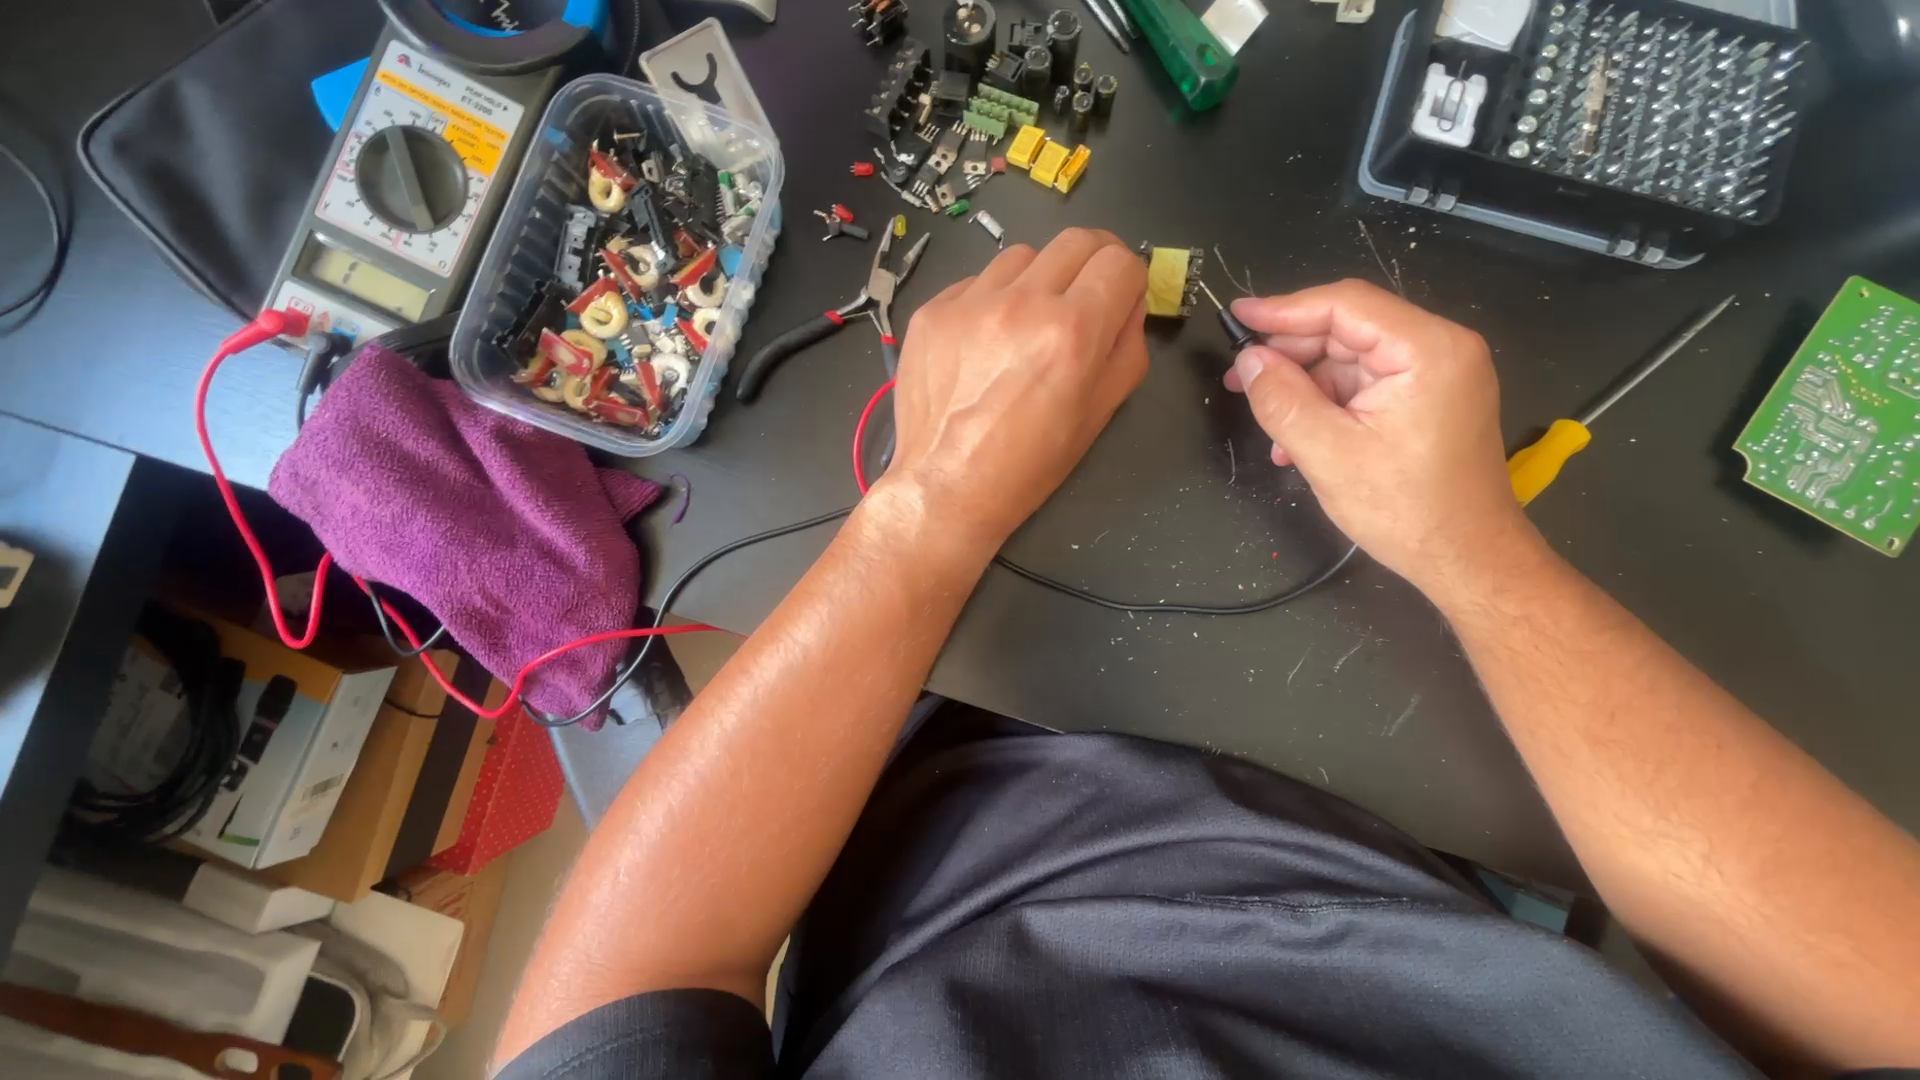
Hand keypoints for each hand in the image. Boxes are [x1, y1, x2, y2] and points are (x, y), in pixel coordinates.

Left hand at [880, 228, 1148, 547]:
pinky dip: (991, 300)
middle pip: (1076, 240)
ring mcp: (970, 303)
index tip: (1120, 297)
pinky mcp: (932, 311)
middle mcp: (1021, 304)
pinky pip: (975, 282)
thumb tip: (1128, 304)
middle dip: (1093, 263)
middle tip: (1086, 296)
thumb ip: (1127, 348)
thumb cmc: (1028, 464)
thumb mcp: (1099, 414)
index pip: (1120, 261)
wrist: (946, 487)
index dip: (1129, 278)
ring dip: (1037, 279)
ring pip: (1022, 255)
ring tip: (1028, 324)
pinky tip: (986, 342)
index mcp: (1071, 332)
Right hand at [1223, 279, 1537, 594]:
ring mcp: (1437, 374)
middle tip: (1238, 377)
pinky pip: (1364, 385)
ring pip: (1350, 360)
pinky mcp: (1428, 399)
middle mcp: (1440, 349)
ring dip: (1303, 387)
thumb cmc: (1405, 510)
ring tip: (1267, 424)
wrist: (1467, 558)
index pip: (1345, 306)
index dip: (1284, 308)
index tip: (1236, 316)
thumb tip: (1248, 360)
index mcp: (1427, 350)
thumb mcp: (1328, 455)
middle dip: (1289, 353)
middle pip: (1347, 329)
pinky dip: (1326, 404)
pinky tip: (1296, 439)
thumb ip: (1282, 400)